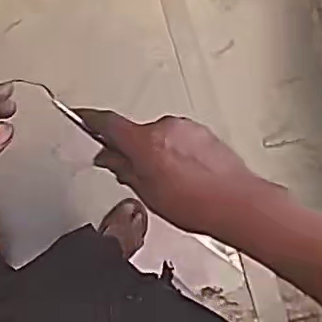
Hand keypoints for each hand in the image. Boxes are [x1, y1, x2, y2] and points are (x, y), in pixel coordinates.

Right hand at [76, 110, 283, 242]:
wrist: (240, 205)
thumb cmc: (198, 204)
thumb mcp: (146, 193)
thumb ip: (123, 169)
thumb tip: (109, 158)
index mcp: (145, 140)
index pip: (108, 122)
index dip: (90, 119)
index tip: (81, 116)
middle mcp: (165, 127)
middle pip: (135, 132)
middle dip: (131, 149)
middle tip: (133, 174)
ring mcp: (187, 128)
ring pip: (159, 136)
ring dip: (157, 152)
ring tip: (169, 183)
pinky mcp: (205, 133)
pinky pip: (179, 138)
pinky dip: (176, 152)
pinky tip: (186, 177)